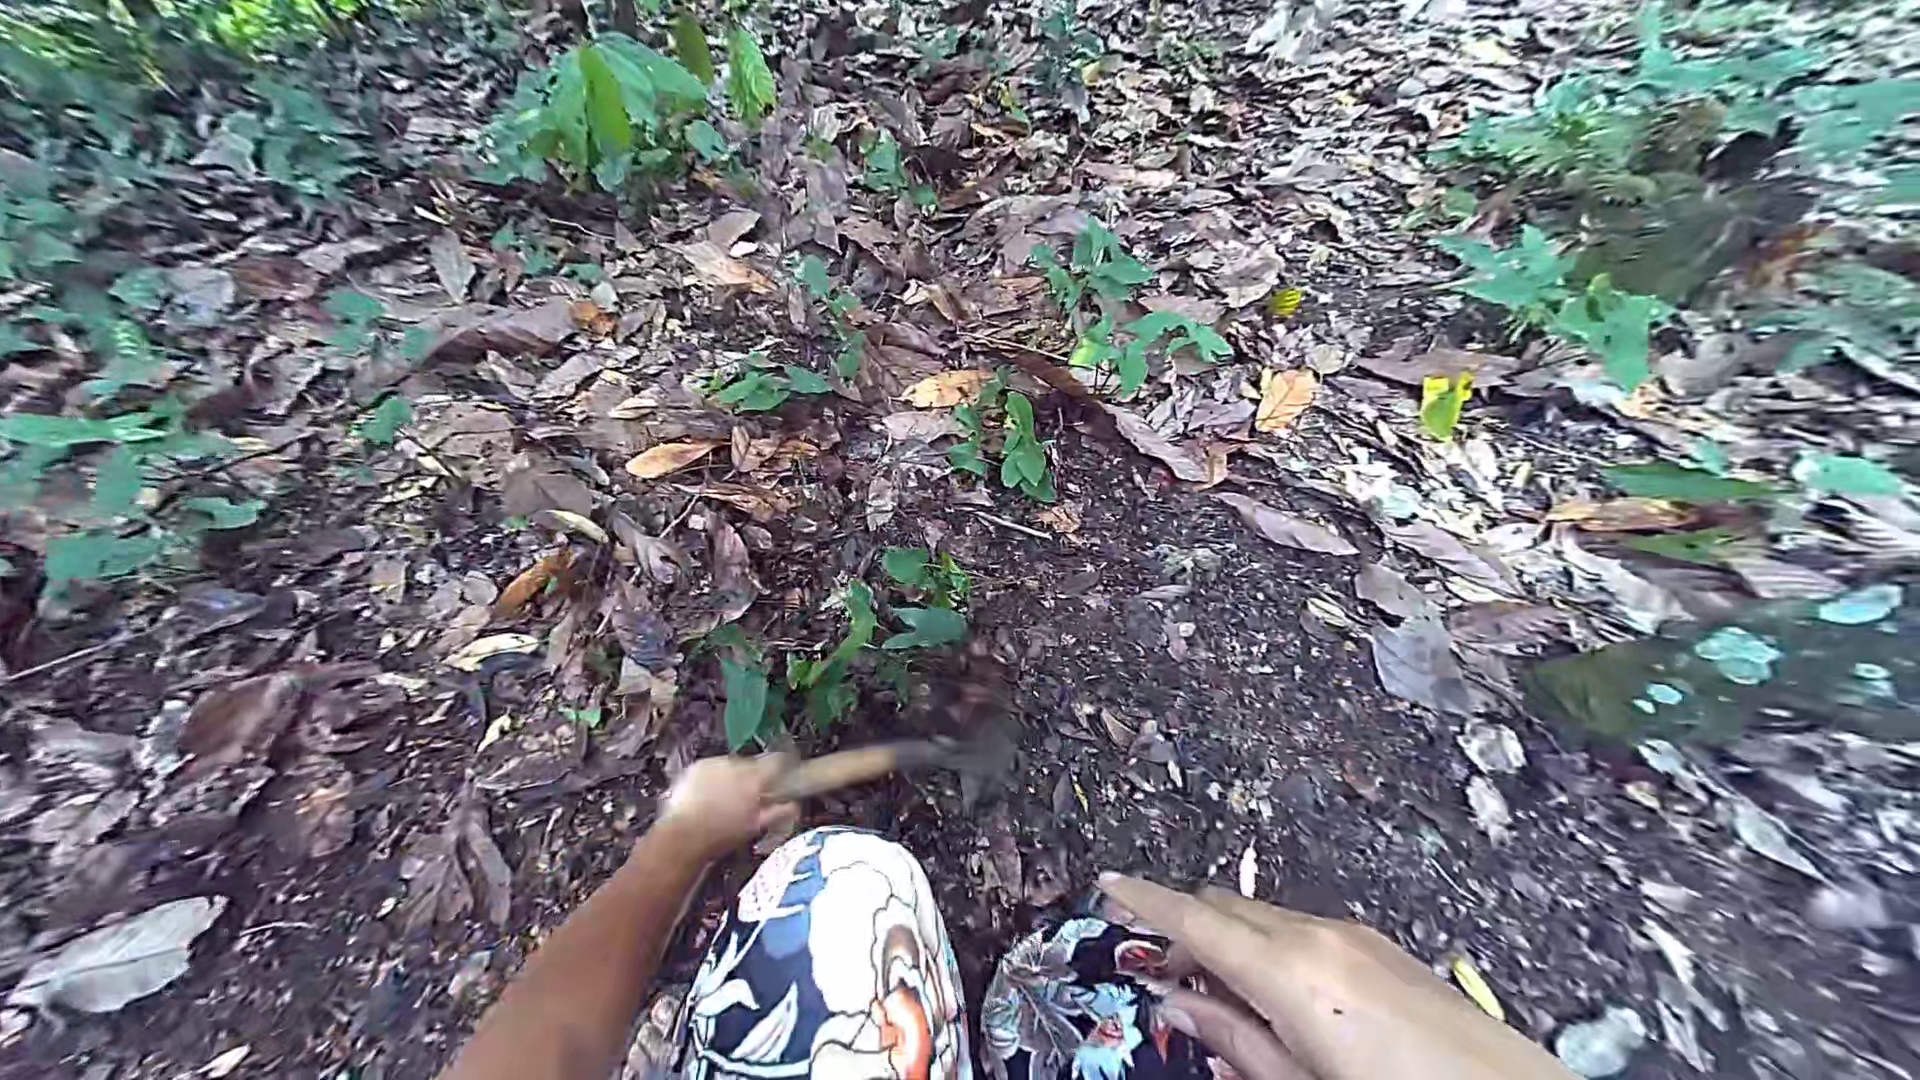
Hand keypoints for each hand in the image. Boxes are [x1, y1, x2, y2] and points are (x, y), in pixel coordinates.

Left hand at [650, 754, 797, 860]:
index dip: (783, 765)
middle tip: (747, 795)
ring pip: (733, 764)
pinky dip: (714, 776)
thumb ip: (779, 812)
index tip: (784, 770)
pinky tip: (709, 794)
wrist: (683, 837)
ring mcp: (717, 764)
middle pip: (754, 763)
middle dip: (753, 777)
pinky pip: (714, 766)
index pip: (779, 761)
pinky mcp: (700, 766)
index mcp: (756, 779)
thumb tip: (794, 806)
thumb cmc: (720, 835)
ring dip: (733, 776)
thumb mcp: (755, 827)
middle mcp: (738, 766)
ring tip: (724, 798)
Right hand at [1098, 874, 1577, 1079]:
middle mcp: (1312, 933)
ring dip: (1225, 937)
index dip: (1143, 899)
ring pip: (1257, 913)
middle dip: (1183, 926)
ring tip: (1222, 993)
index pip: (1194, 918)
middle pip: (1222, 906)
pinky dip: (1264, 944)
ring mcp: (1348, 932)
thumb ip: (1236, 1041)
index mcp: (1289, 972)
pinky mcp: (1376, 943)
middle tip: (1167, 974)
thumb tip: (1179, 1002)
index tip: (1106, 883)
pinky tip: (1277, 994)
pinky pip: (1296, 926)